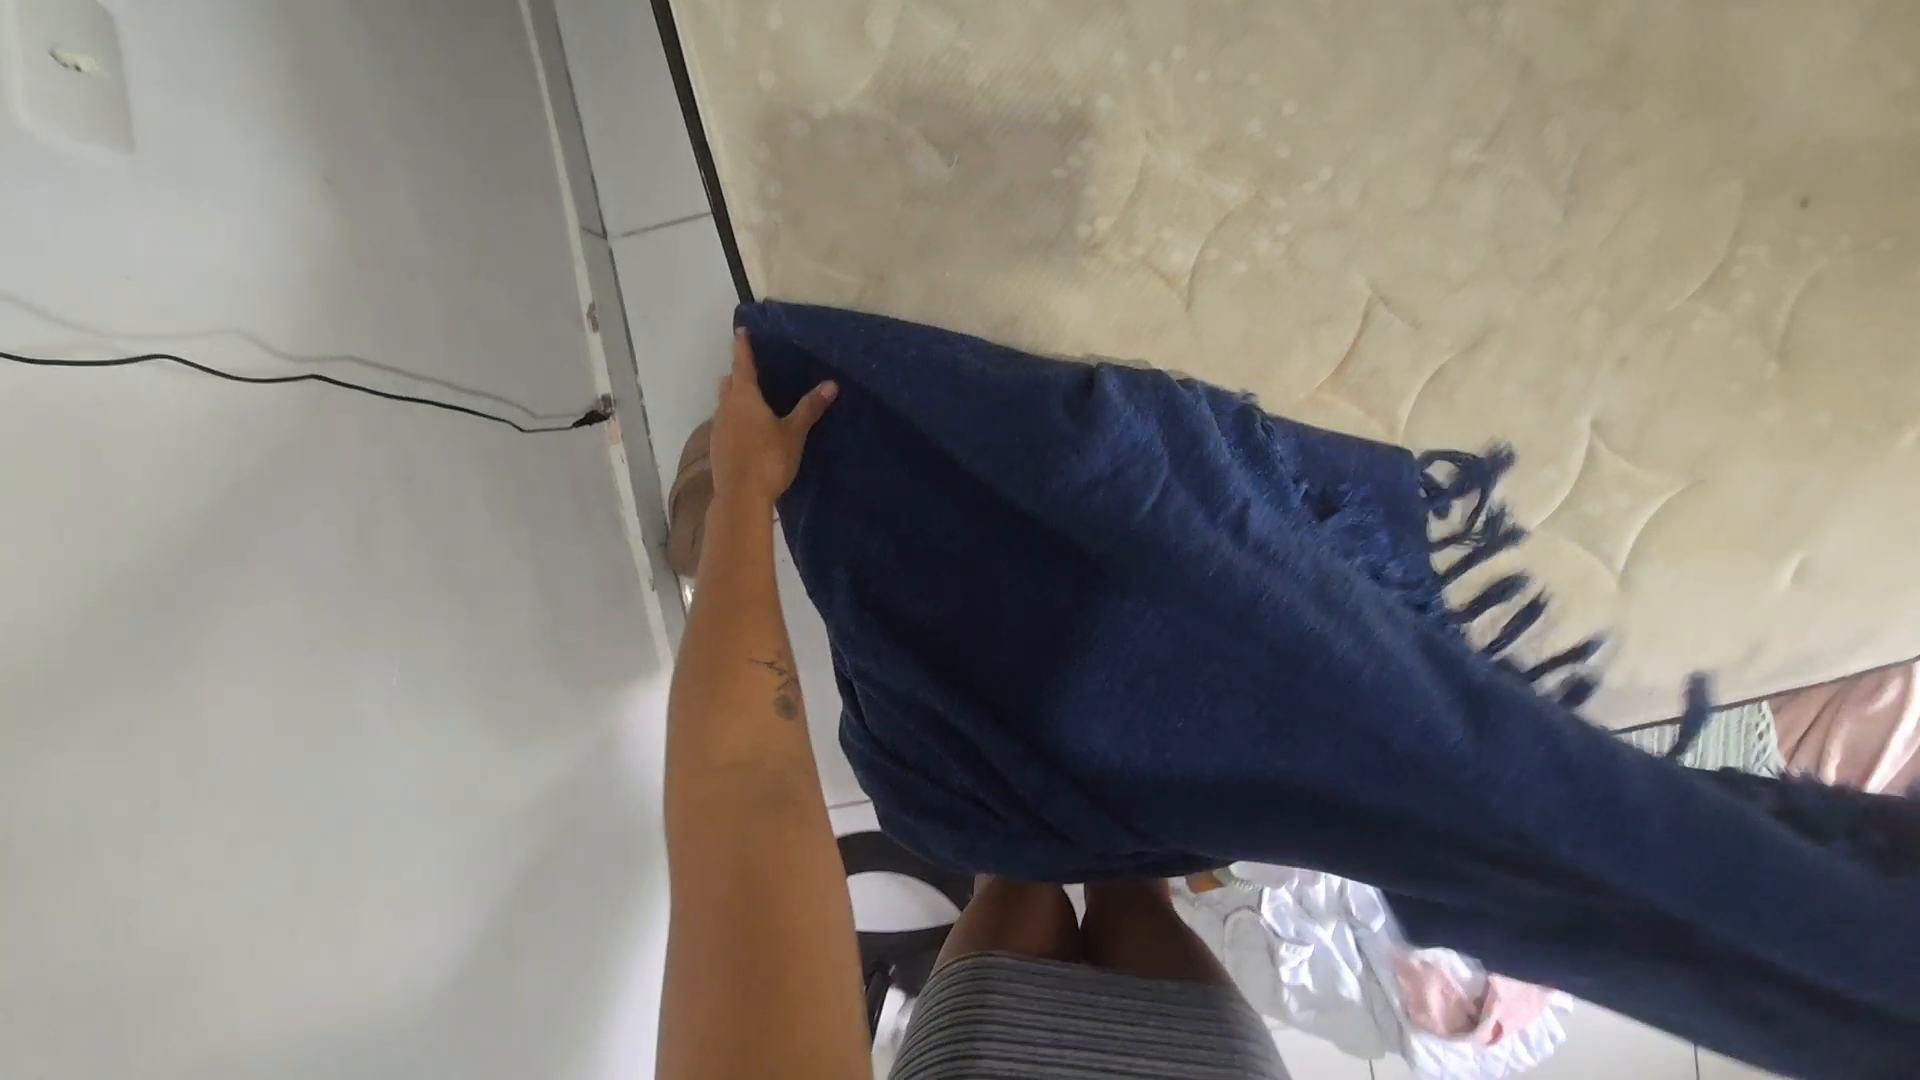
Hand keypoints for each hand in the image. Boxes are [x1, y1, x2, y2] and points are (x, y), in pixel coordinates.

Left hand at [708, 328, 836, 507]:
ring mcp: (718, 429)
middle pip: (729, 383)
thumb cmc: (769, 459)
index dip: (742, 346)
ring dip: (736, 399)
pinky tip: (749, 432)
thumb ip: (810, 408)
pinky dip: (735, 420)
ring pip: (725, 404)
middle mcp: (726, 408)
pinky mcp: (717, 448)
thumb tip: (830, 384)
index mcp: (744, 397)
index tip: (741, 331)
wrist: (740, 497)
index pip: (742, 364)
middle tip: (754, 372)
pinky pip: (725, 424)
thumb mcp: (794, 433)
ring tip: (755, 403)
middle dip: (738, 374)